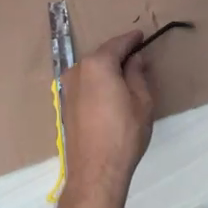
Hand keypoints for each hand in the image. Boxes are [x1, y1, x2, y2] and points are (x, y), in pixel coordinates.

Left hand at [61, 30, 156, 193]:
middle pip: (102, 56)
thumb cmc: (124, 133)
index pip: (118, 44)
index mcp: (97, 64)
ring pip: (92, 70)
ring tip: (126, 75)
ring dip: (108, 70)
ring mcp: (68, 88)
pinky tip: (110, 92)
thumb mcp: (142, 101)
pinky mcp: (65, 105)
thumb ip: (137, 74)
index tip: (141, 36)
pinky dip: (98, 83)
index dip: (132, 39)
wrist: (95, 171)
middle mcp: (78, 70)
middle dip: (119, 55)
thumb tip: (135, 59)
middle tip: (138, 57)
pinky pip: (86, 84)